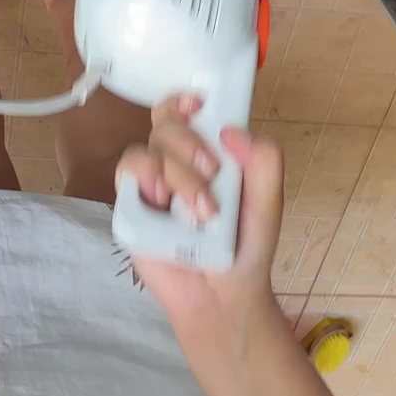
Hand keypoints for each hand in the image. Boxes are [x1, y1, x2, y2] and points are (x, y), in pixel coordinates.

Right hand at [117, 96, 285, 359]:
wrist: (223, 295)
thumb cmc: (246, 246)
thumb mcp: (268, 201)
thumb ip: (264, 161)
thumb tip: (231, 131)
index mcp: (206, 153)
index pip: (185, 111)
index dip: (184, 100)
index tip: (198, 104)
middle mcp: (174, 162)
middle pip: (165, 123)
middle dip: (190, 144)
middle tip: (212, 173)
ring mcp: (150, 183)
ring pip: (148, 148)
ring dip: (179, 174)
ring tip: (202, 211)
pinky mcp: (131, 205)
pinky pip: (127, 172)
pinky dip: (147, 178)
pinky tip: (164, 202)